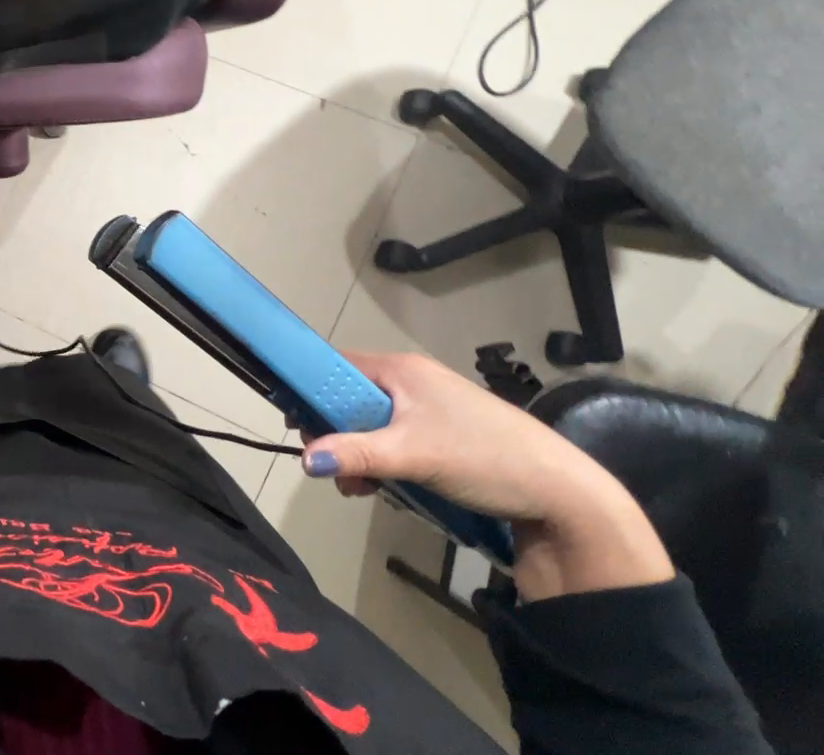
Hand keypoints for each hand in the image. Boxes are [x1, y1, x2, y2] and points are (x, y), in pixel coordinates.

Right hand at [302, 351, 673, 599]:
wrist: (567, 498)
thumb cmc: (487, 458)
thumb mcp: (412, 455)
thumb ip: (355, 454)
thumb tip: (303, 459)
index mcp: (403, 370)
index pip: (336, 364)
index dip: (310, 388)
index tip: (295, 421)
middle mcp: (414, 382)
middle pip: (349, 399)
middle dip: (333, 434)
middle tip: (329, 464)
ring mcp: (430, 410)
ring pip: (370, 426)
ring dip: (356, 455)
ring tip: (361, 488)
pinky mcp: (443, 438)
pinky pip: (393, 443)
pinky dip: (381, 464)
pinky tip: (383, 488)